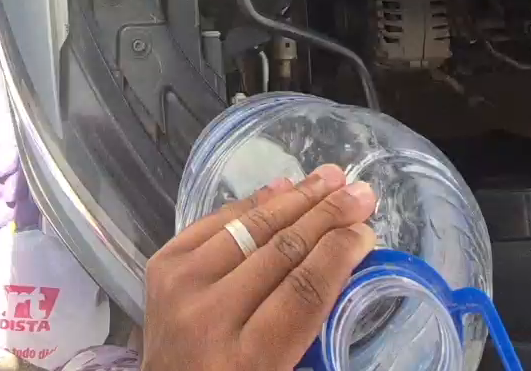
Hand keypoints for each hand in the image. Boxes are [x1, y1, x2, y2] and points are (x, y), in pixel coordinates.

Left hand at [143, 165, 377, 370]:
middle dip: (328, 215)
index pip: (303, 291)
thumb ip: (312, 324)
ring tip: (331, 178)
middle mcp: (208, 318)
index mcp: (246, 363)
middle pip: (280, 250)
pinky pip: (220, 220)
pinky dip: (255, 202)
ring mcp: (180, 285)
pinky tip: (285, 187)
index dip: (339, 253)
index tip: (367, 230)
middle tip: (362, 193)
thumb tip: (347, 248)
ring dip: (297, 197)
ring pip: (251, 225)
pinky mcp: (163, 264)